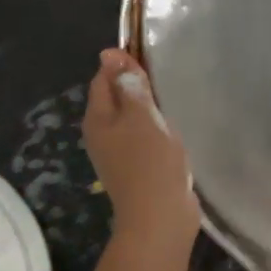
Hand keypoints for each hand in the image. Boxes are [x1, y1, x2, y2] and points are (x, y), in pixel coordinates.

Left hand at [82, 48, 198, 243]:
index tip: (147, 54)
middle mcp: (102, 134)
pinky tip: (172, 126)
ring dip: (146, 106)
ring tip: (169, 94)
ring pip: (129, 118)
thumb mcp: (142, 117)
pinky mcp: (137, 167)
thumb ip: (130, 87)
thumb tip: (111, 56)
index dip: (121, 64)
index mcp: (98, 119)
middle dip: (133, 83)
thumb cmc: (150, 162)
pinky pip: (142, 136)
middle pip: (114, 98)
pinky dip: (154, 126)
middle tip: (161, 71)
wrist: (159, 217)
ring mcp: (118, 153)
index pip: (103, 80)